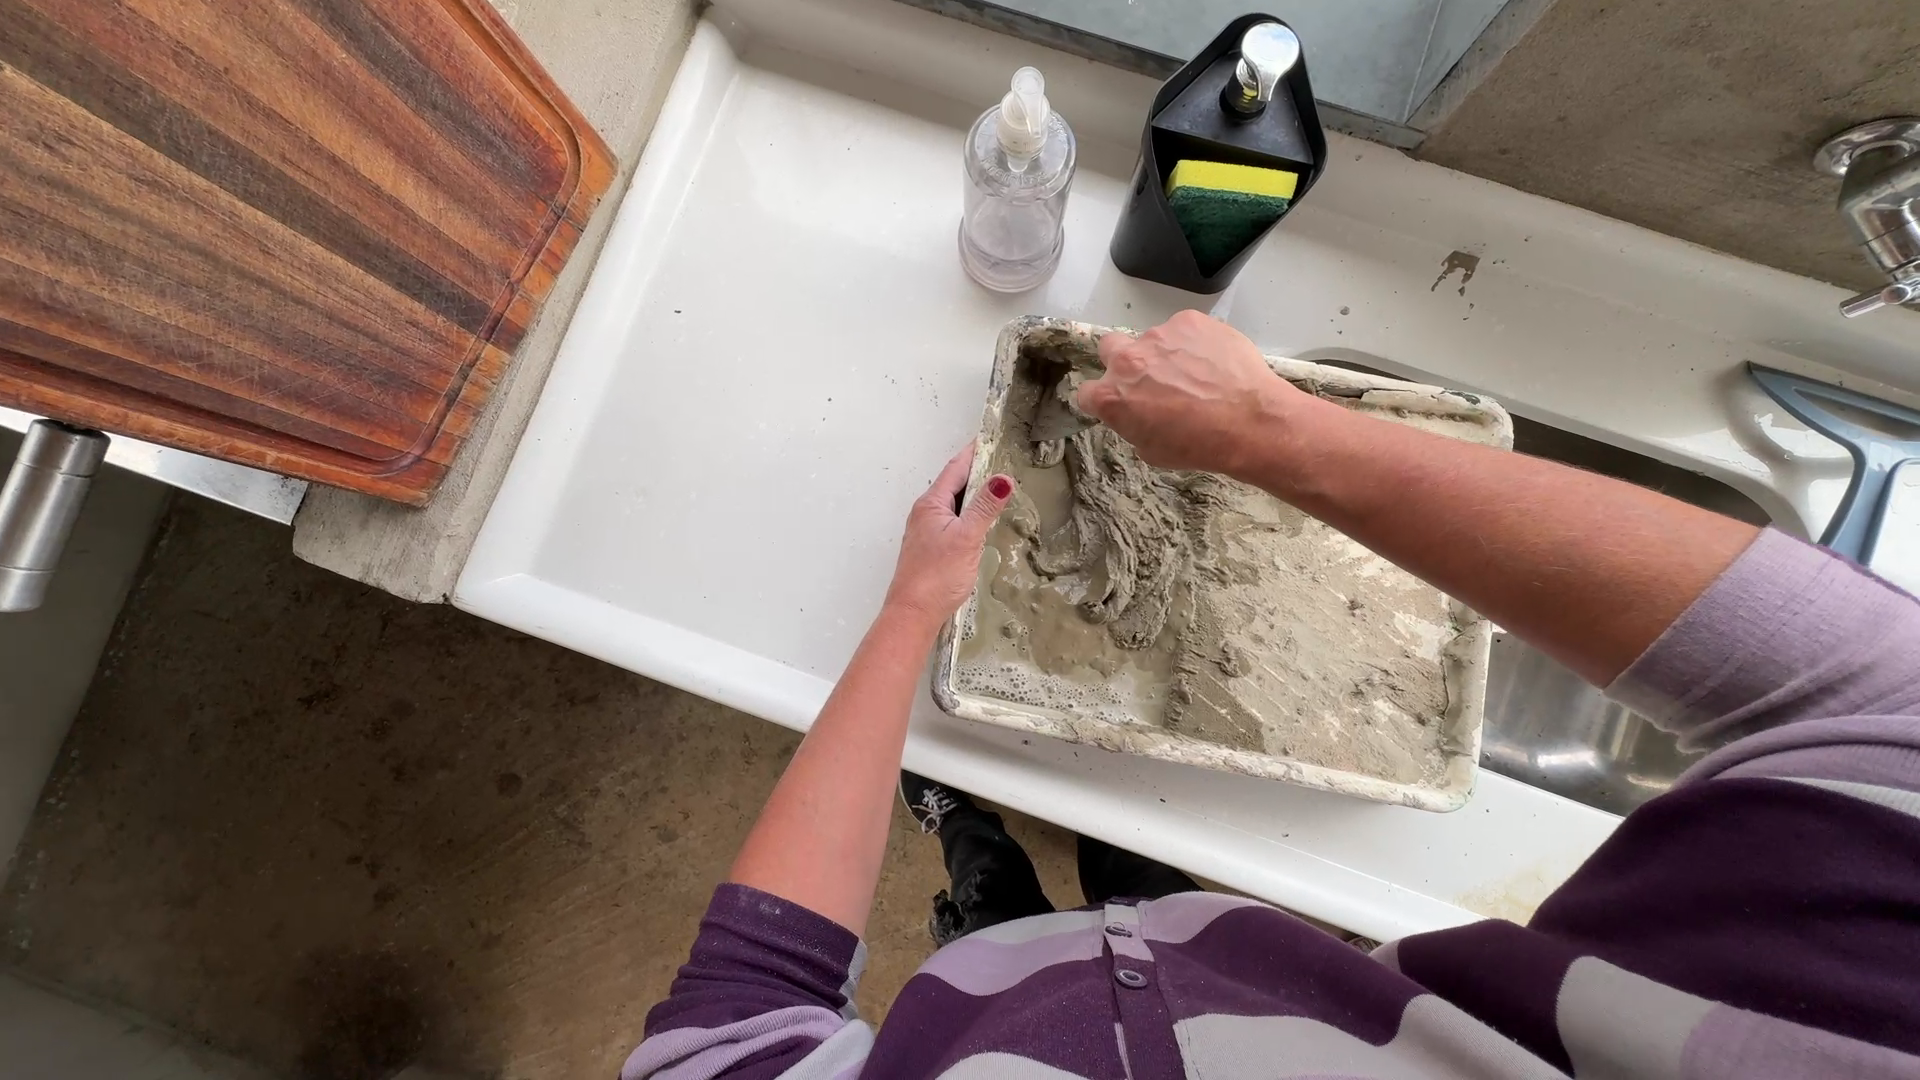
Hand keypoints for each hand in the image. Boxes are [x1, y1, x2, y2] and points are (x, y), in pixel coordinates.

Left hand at [883, 442, 1014, 624]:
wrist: (912, 613)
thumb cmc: (936, 576)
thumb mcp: (966, 538)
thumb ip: (984, 508)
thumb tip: (1002, 478)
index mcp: (931, 504)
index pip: (955, 468)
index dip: (974, 452)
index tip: (990, 437)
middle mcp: (925, 513)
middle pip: (953, 483)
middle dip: (976, 470)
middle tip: (1000, 459)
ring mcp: (926, 531)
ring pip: (953, 503)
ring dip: (972, 493)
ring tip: (994, 486)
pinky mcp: (930, 548)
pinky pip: (952, 520)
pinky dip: (968, 514)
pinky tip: (979, 522)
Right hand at [1076, 310, 1307, 474]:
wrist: (1248, 422)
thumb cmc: (1198, 446)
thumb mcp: (1150, 450)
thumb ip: (1131, 422)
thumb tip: (1137, 411)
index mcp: (1111, 396)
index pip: (1086, 391)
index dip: (1103, 399)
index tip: (1119, 403)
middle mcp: (1127, 360)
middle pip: (1108, 348)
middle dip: (1122, 361)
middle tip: (1149, 379)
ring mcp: (1159, 335)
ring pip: (1152, 339)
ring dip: (1164, 353)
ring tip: (1195, 374)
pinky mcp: (1189, 321)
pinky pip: (1183, 329)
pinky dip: (1193, 343)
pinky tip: (1213, 363)